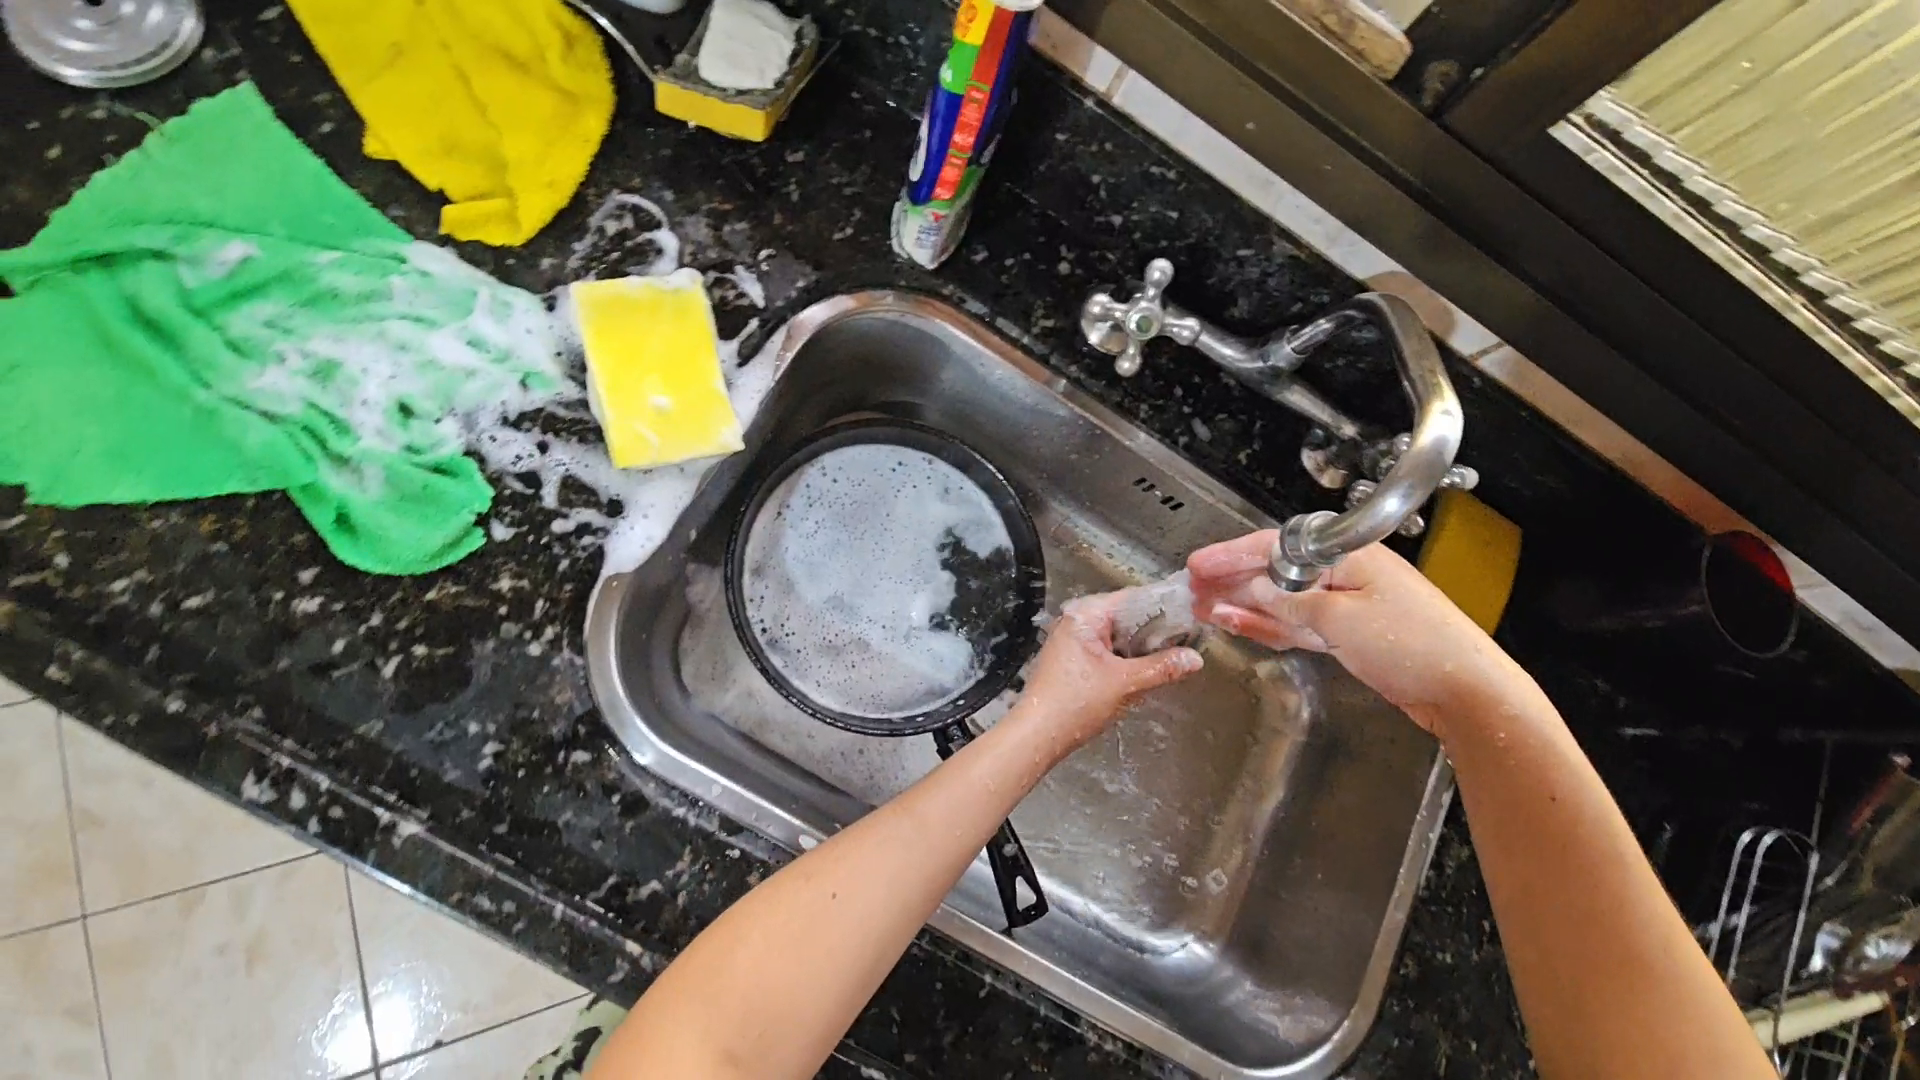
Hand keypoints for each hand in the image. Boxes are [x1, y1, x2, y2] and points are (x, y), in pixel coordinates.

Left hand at [1010, 591, 1203, 754]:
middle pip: (1126, 616)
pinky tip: (1147, 669)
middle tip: (1189, 640)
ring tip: (1175, 655)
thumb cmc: (1076, 703)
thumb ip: (1162, 668)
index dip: (1164, 606)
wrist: (1036, 734)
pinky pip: (1107, 650)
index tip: (1192, 616)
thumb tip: (1196, 658)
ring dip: (1142, 647)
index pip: (1134, 598)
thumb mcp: (1125, 684)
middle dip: (1156, 630)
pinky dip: (1126, 658)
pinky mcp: (1073, 658)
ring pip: (1118, 635)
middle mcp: (1077, 619)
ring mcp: (1073, 639)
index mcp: (1086, 613)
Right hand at [1187, 534, 1522, 734]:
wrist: (1468, 692)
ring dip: (1243, 605)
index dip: (1232, 556)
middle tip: (1192, 589)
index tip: (1199, 565)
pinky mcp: (1350, 636)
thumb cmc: (1415, 646)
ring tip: (1204, 607)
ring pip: (1283, 601)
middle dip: (1232, 582)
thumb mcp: (1341, 620)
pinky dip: (1269, 626)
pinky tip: (1238, 624)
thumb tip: (1256, 590)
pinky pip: (1298, 625)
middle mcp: (1346, 576)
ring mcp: (1348, 607)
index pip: (1277, 548)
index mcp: (1349, 557)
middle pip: (1276, 573)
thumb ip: (1290, 603)